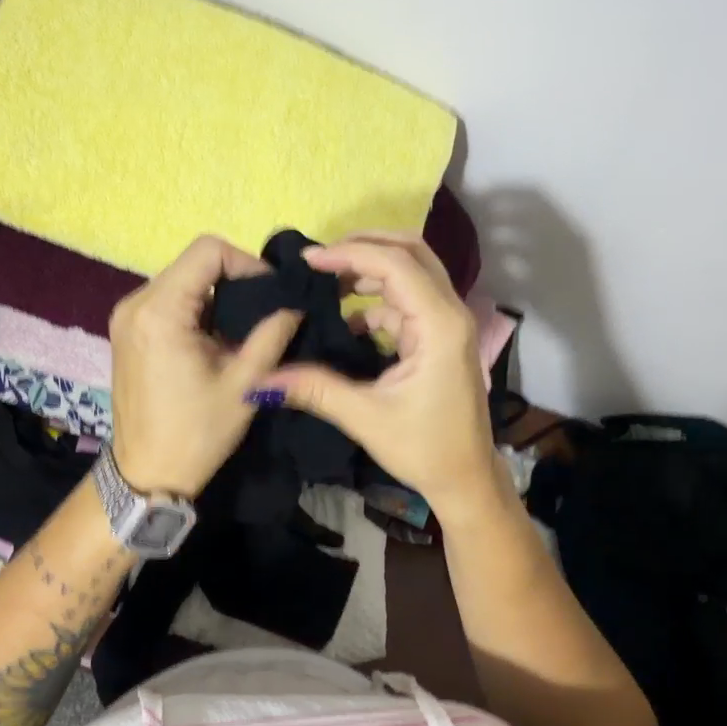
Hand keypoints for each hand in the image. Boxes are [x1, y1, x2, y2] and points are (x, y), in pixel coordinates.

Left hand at [108, 236, 300, 497]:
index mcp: (160, 311)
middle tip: (264, 313)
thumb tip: (293, 308)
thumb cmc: (196, 433)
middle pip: (192, 265)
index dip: (246, 264)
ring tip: (243, 330)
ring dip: (215, 299)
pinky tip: (215, 341)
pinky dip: (195, 312)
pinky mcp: (126, 333)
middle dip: (233, 282)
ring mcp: (126, 318)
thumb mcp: (244, 385)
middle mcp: (135, 304)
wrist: (146, 474)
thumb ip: (271, 337)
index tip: (270, 295)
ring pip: (180, 283)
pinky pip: (167, 303)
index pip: (208, 252)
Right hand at [261, 233, 505, 519]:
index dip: (350, 254)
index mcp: (439, 326)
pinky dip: (378, 299)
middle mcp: (450, 313)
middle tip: (320, 259)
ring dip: (371, 270)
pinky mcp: (441, 337)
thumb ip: (315, 389)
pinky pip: (409, 300)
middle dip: (364, 247)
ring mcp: (448, 324)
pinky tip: (349, 320)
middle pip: (411, 252)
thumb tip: (261, 378)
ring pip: (412, 272)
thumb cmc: (424, 448)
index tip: (308, 260)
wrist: (465, 477)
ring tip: (328, 282)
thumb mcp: (365, 417)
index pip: (396, 265)